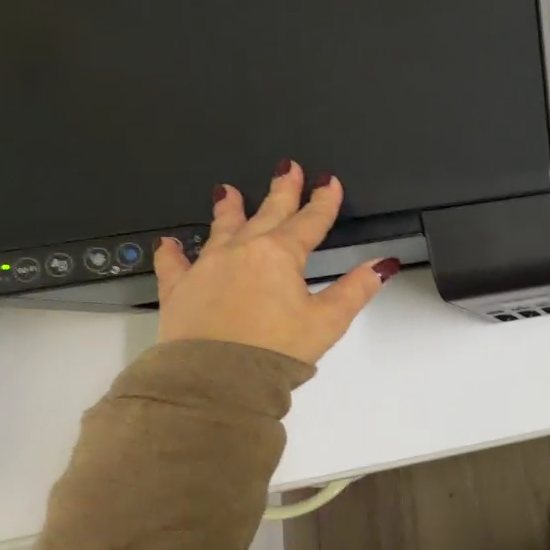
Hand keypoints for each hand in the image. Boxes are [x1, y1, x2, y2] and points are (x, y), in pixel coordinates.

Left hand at [154, 161, 399, 364]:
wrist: (213, 380)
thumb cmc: (269, 352)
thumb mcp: (328, 319)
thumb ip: (357, 288)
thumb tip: (383, 266)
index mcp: (280, 255)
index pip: (310, 220)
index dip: (323, 200)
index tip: (329, 184)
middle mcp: (242, 253)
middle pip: (268, 213)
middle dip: (282, 190)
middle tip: (287, 169)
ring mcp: (208, 269)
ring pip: (221, 229)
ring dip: (229, 210)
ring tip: (228, 191)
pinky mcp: (180, 292)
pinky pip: (173, 264)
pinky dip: (171, 253)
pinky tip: (167, 243)